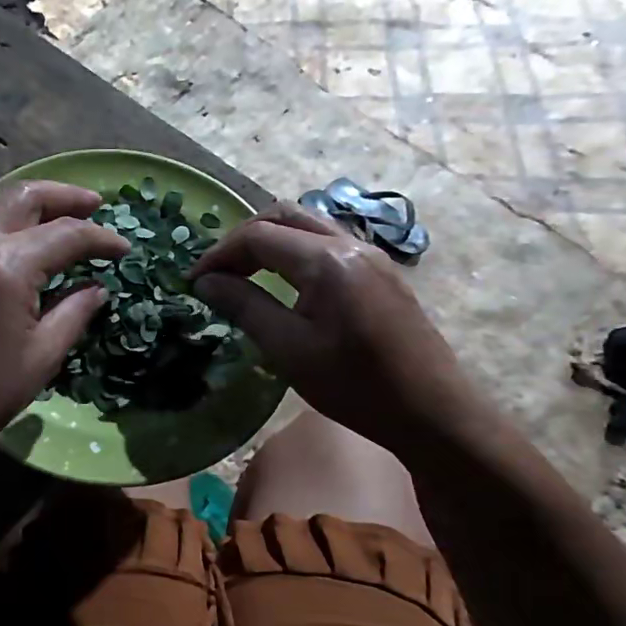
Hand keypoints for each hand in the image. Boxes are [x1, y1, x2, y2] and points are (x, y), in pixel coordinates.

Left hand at [0, 180, 129, 485]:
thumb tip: (96, 288)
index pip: (67, 234)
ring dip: (32, 199)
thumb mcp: (40, 359)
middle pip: (27, 196)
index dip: (102, 239)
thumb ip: (74, 314)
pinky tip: (19, 236)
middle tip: (96, 204)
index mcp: (7, 264)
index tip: (125, 249)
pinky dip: (4, 215)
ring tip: (60, 211)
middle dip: (66, 196)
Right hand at [190, 202, 491, 453]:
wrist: (431, 410)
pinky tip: (286, 282)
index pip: (258, 236)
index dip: (219, 254)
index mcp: (325, 261)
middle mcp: (350, 243)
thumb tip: (206, 282)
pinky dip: (296, 249)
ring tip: (245, 273)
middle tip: (218, 271)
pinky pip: (328, 241)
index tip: (194, 281)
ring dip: (271, 239)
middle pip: (284, 215)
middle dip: (243, 238)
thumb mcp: (289, 350)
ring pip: (308, 224)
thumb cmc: (355, 387)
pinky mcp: (381, 270)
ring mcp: (371, 254)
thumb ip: (245, 307)